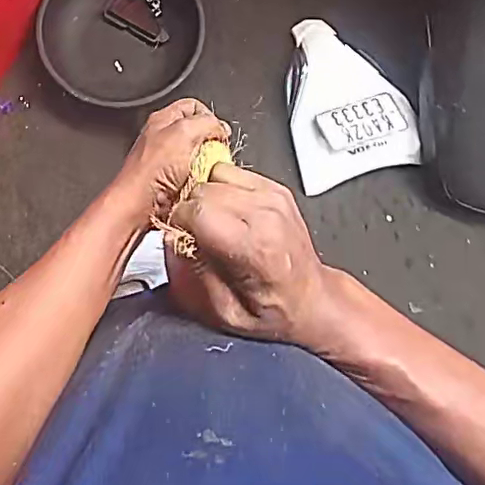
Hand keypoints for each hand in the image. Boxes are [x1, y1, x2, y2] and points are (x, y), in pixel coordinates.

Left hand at [114, 98, 230, 216]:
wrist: (139, 207)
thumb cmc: (150, 171)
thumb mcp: (184, 133)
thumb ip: (206, 122)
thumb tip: (220, 127)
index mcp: (164, 119)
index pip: (195, 107)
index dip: (210, 118)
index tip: (219, 133)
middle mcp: (164, 138)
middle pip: (200, 133)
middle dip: (211, 144)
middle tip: (211, 154)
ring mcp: (167, 160)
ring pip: (201, 156)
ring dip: (207, 165)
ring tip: (202, 171)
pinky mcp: (172, 181)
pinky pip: (197, 177)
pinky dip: (201, 181)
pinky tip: (197, 185)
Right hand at [164, 164, 346, 352]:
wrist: (313, 299)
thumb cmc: (274, 311)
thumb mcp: (226, 313)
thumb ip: (193, 274)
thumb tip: (171, 241)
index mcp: (255, 247)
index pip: (197, 210)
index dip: (179, 222)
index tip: (180, 237)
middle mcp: (266, 215)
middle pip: (202, 189)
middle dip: (189, 209)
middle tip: (193, 233)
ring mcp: (273, 197)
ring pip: (214, 174)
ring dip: (205, 195)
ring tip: (211, 221)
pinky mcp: (275, 188)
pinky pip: (231, 171)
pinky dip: (221, 187)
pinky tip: (227, 211)